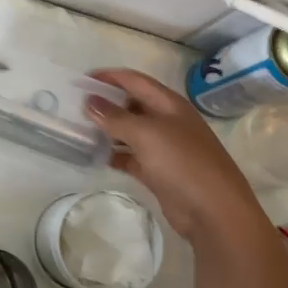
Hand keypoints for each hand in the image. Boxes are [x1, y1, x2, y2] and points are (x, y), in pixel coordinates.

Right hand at [84, 69, 266, 243]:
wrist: (213, 210)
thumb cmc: (182, 163)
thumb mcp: (147, 134)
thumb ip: (116, 117)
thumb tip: (89, 101)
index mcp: (169, 105)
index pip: (135, 81)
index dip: (109, 77)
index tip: (80, 81)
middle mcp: (166, 122)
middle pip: (131, 105)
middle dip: (105, 104)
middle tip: (74, 107)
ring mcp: (163, 148)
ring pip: (129, 132)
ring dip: (106, 130)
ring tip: (78, 131)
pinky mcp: (157, 171)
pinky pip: (130, 157)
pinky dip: (113, 155)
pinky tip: (93, 156)